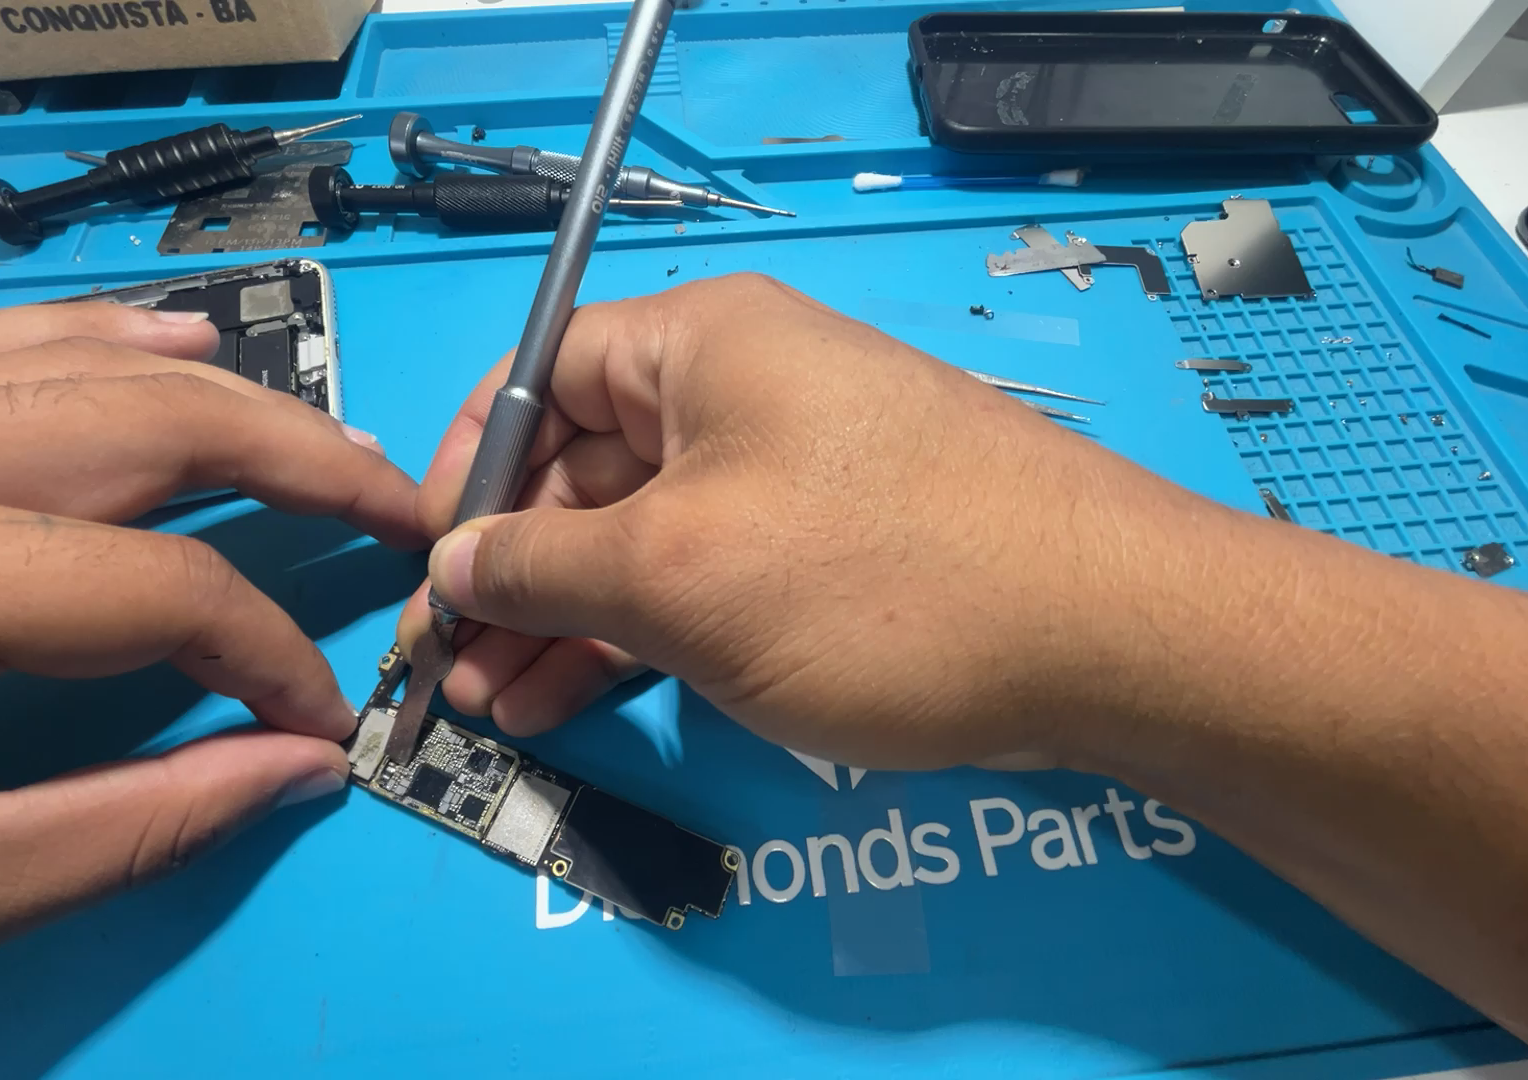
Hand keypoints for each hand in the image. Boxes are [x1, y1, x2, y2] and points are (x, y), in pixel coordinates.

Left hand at [0, 301, 423, 1023]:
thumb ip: (131, 827)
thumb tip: (304, 772)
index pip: (167, 592)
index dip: (273, 660)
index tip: (322, 724)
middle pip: (162, 424)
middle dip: (313, 468)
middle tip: (406, 508)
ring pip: (93, 366)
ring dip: (244, 401)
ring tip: (338, 440)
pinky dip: (109, 339)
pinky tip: (183, 338)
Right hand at [408, 274, 1242, 769]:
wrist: (1096, 637)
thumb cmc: (871, 577)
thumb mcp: (678, 572)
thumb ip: (547, 565)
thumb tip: (453, 562)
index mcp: (698, 347)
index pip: (540, 377)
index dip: (470, 466)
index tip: (431, 555)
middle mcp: (736, 394)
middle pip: (584, 472)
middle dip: (515, 570)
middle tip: (453, 664)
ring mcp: (779, 478)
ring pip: (638, 542)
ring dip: (563, 620)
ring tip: (496, 704)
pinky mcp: (814, 552)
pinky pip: (696, 582)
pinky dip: (634, 638)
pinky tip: (572, 697)